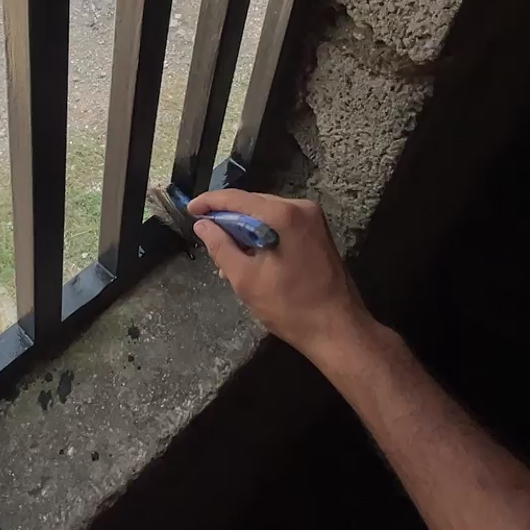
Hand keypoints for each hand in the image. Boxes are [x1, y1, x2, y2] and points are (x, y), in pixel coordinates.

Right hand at [189, 189, 372, 362]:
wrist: (339, 330)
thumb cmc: (292, 307)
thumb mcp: (246, 279)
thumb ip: (221, 246)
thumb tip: (202, 225)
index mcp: (284, 215)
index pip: (237, 198)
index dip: (210, 202)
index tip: (190, 210)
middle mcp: (301, 208)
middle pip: (253, 203)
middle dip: (228, 218)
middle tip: (206, 236)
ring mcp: (313, 218)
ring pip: (266, 213)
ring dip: (244, 228)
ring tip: (226, 254)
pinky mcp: (317, 231)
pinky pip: (281, 222)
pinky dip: (262, 233)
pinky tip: (250, 255)